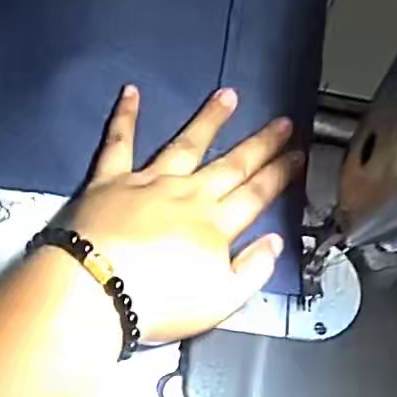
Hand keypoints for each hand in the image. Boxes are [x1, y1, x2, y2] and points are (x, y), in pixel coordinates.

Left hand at [65, 85, 304, 343]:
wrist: (101, 290)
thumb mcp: (222, 300)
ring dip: (209, 121)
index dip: (279, 175)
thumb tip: (273, 244)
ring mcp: (149, 183)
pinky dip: (126, 117)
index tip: (296, 156)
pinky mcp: (110, 182)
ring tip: (227, 97)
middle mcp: (187, 195)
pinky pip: (120, 143)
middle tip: (281, 123)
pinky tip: (131, 93)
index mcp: (216, 226)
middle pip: (231, 165)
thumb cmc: (160, 303)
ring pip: (186, 145)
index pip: (256, 195)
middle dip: (259, 144)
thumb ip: (253, 271)